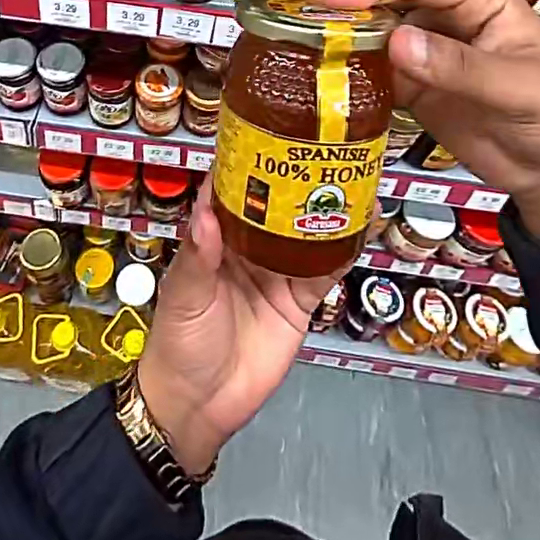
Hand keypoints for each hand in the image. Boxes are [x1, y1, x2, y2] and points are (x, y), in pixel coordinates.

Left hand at [136, 178, 340, 475]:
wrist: (201, 404)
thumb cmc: (181, 341)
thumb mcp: (183, 295)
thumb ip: (197, 256)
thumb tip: (208, 213)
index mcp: (215, 238)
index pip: (230, 192)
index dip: (245, 164)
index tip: (265, 134)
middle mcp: (247, 248)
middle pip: (273, 207)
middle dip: (293, 180)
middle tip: (318, 149)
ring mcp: (275, 273)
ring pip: (303, 233)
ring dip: (322, 210)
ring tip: (346, 177)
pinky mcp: (299, 301)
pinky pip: (324, 272)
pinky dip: (341, 251)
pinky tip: (358, 227)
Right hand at [288, 0, 539, 249]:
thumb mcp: (519, 88)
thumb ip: (459, 66)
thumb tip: (395, 42)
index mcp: (477, 0)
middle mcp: (444, 16)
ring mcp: (425, 50)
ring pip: (371, 25)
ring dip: (334, 23)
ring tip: (289, 23)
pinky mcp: (412, 83)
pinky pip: (372, 66)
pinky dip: (343, 63)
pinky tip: (313, 63)